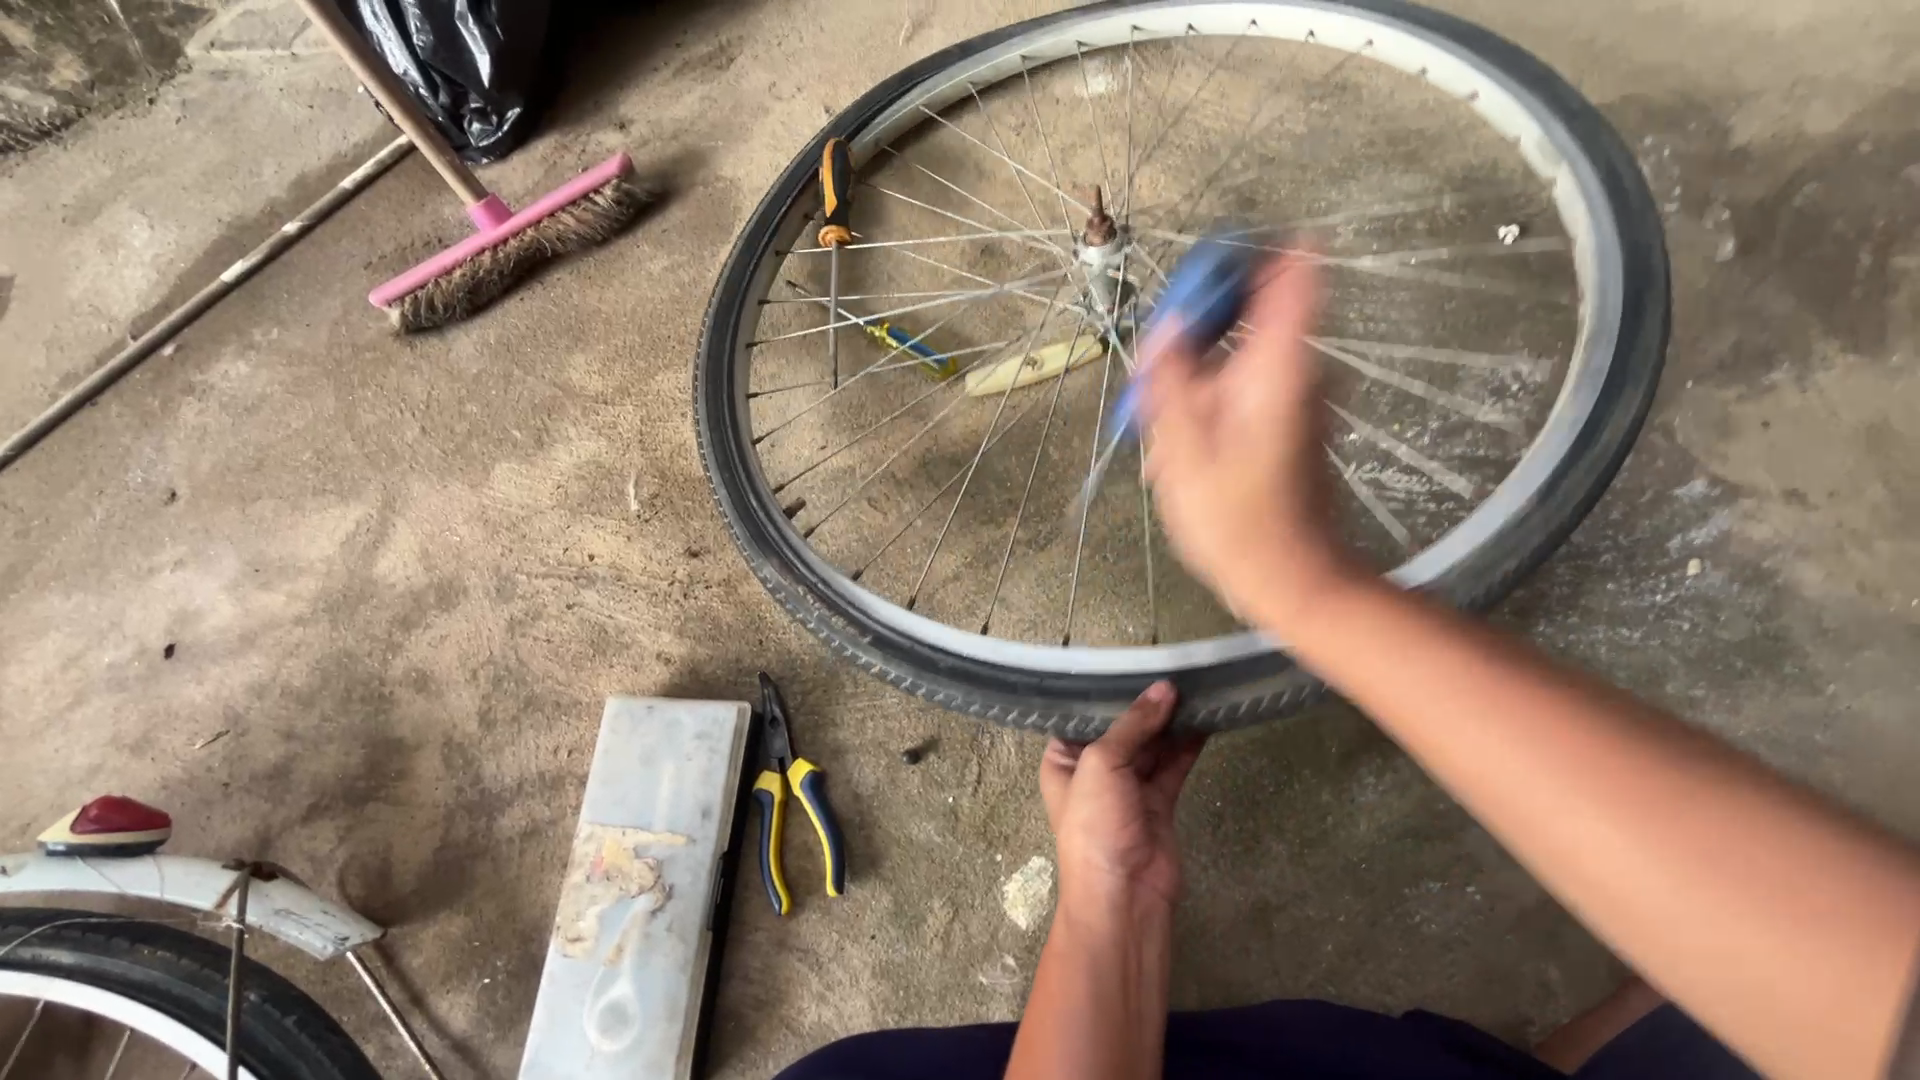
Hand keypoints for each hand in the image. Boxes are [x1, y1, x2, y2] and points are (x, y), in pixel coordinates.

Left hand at [1039, 681, 1205, 913]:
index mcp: (1063, 760)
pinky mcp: (1158, 803)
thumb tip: (1165, 688)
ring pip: (1150, 746)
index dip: (1107, 693)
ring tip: (1193, 690)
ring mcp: (1126, 788)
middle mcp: (1092, 771)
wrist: (1124, 894)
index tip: (1134, 663)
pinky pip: (1172, 767)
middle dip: (1145, 706)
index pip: (1083, 717)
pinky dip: (1186, 747)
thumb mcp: (1102, 763)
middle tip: (1173, 672)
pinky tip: (1204, 722)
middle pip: (1121, 729)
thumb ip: (1134, 724)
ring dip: (1169, 723)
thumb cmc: (1095, 823)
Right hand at [1141, 252, 1358, 630]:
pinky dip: (1212, 396)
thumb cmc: (1235, 518)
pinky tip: (1183, 443)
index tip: (1201, 270)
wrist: (1289, 576)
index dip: (1248, 253)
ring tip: (1166, 419)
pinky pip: (1247, 382)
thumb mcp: (1182, 447)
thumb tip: (1169, 323)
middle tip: (1159, 368)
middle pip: (1257, 306)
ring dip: (1200, 369)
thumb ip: (1171, 376)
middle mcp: (1299, 368)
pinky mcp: (1290, 420)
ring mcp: (1299, 395)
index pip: (1292, 268)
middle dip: (1202, 324)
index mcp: (1280, 362)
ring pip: (1244, 349)